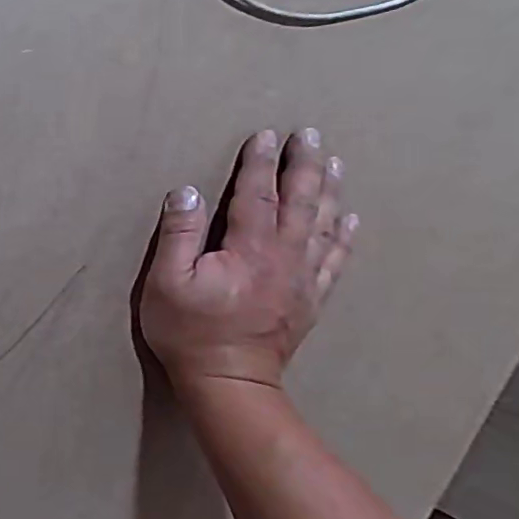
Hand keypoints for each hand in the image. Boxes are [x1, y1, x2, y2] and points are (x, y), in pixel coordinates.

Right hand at [141, 129, 356, 393]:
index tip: (266, 135)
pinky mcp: (309, 301)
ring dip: (329, 191)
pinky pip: (334, 261)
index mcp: (249, 249)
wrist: (229, 384)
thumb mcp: (167, 282)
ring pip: (323, 226)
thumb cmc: (190, 333)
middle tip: (312, 135)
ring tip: (335, 164)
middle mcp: (284, 257)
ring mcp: (302, 280)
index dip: (260, 163)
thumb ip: (179, 234)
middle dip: (305, 165)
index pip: (257, 195)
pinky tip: (350, 220)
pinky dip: (344, 238)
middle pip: (300, 202)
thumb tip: (189, 191)